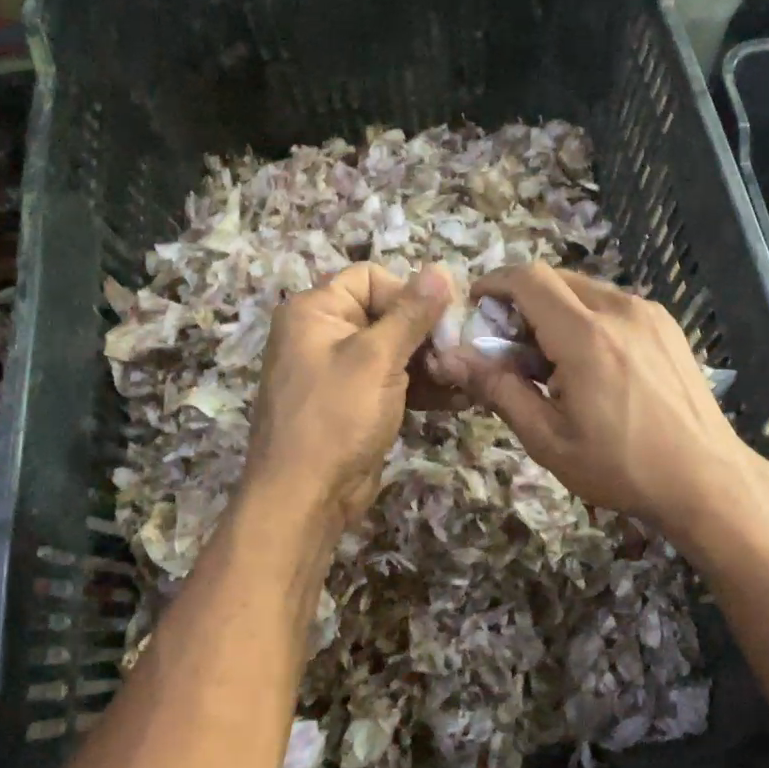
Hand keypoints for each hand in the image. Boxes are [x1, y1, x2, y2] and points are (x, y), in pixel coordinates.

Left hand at [246, 262, 453, 530]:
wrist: (303, 498)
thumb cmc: (336, 418)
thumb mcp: (377, 359)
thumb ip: (411, 313)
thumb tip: (440, 269)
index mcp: (314, 310)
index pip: (371, 278)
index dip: (407, 295)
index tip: (439, 324)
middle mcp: (321, 333)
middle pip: (386, 313)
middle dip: (426, 333)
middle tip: (459, 356)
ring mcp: (337, 371)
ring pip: (394, 350)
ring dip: (430, 363)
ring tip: (464, 380)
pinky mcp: (353, 403)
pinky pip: (391, 381)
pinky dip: (420, 387)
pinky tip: (456, 399)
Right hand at [454, 263, 759, 528]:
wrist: (706, 479)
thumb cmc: (621, 467)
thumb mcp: (548, 439)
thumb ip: (498, 390)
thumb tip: (452, 358)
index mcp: (586, 336)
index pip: (528, 279)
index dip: (494, 284)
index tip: (476, 307)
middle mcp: (619, 310)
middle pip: (556, 279)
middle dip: (523, 302)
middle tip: (510, 348)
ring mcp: (649, 314)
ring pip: (586, 290)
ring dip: (556, 311)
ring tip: (552, 363)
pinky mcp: (667, 326)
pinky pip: (614, 305)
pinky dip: (588, 319)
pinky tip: (590, 365)